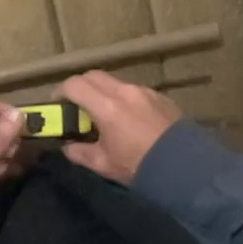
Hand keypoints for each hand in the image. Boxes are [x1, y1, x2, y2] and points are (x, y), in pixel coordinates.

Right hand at [53, 70, 182, 183]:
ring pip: (115, 83)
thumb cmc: (139, 166)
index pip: (74, 85)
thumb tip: (67, 147)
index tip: (58, 105)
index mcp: (107, 107)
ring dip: (103, 92)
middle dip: (80, 87)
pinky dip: (124, 99)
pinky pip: (135, 91)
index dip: (60, 92)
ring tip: (104, 114)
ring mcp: (145, 92)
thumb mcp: (104, 164)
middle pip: (93, 76)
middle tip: (76, 107)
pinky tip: (129, 119)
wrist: (184, 168)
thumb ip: (80, 153)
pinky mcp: (160, 97)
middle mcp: (125, 92)